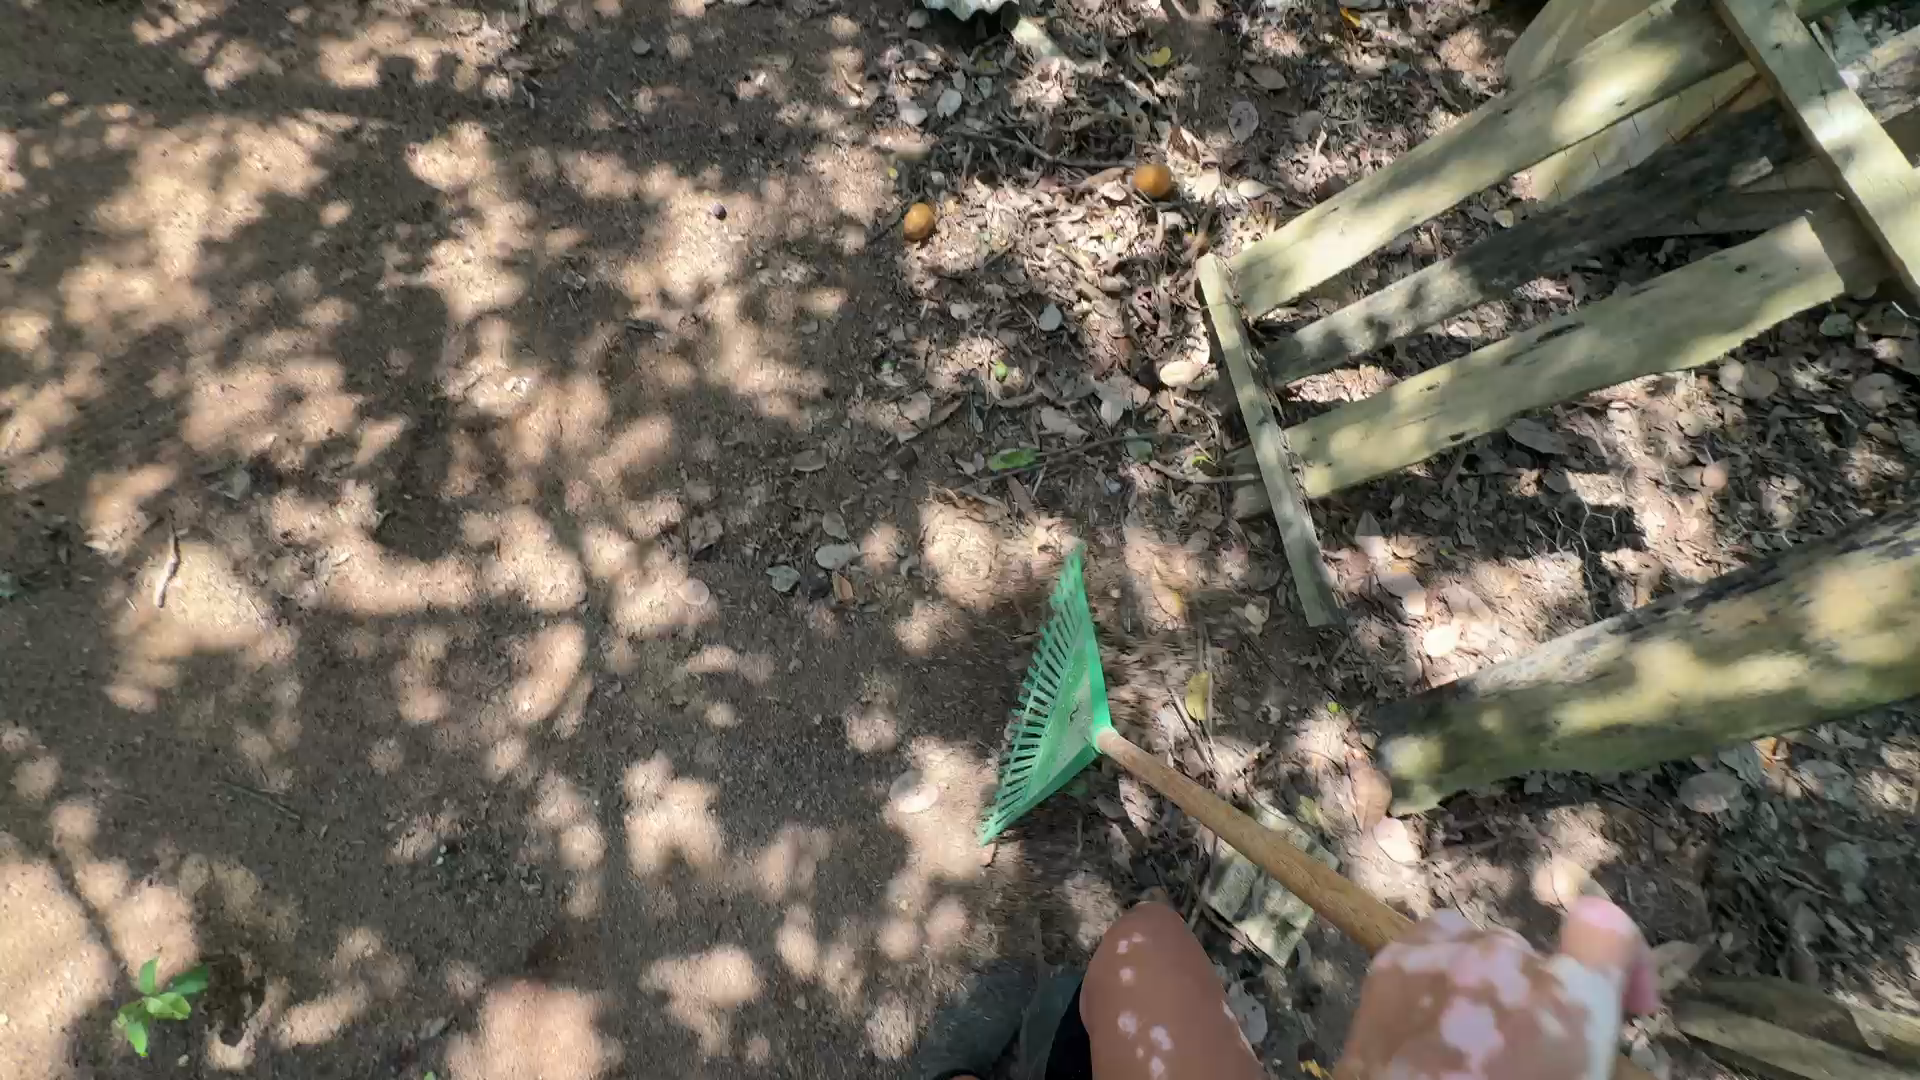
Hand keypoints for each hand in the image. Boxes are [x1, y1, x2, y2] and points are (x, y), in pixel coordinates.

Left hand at [1336, 897, 1659, 1079]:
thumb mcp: (1575, 1074)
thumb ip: (1583, 1042)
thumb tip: (1568, 1038)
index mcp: (1569, 1003)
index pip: (1606, 929)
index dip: (1620, 955)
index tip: (1621, 997)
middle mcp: (1503, 960)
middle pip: (1531, 956)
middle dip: (1537, 995)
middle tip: (1526, 1048)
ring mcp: (1440, 951)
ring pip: (1477, 944)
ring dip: (1486, 979)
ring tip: (1475, 1031)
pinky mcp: (1392, 956)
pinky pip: (1430, 941)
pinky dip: (1440, 967)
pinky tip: (1434, 1011)